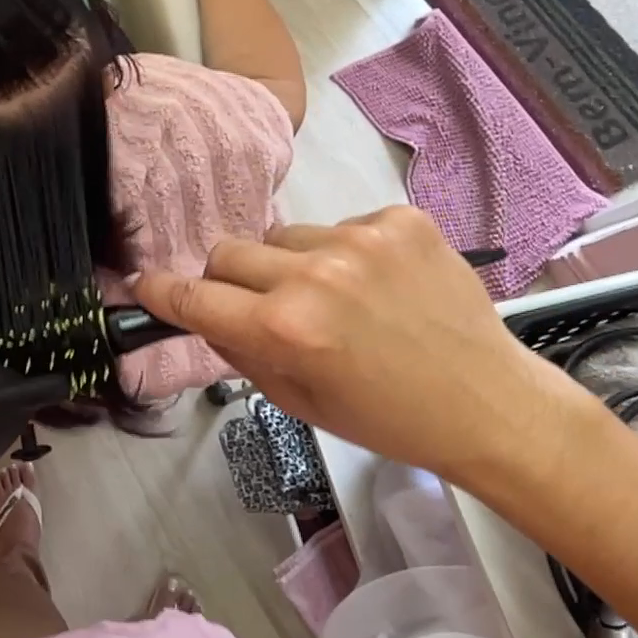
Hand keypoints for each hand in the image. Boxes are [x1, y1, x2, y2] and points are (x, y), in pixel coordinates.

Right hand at [133, 206, 591, 485]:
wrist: (492, 403)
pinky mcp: (399, 219)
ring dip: (290, 263)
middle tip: (261, 304)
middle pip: (228, 251)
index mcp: (286, 330)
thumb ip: (241, 351)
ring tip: (336, 295)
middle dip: (230, 279)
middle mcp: (314, 275)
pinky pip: (338, 225)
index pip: (195, 297)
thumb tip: (207, 314)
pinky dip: (344, 252)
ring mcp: (360, 239)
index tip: (145, 285)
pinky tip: (378, 283)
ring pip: (282, 236)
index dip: (162, 291)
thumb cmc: (388, 418)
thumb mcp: (298, 401)